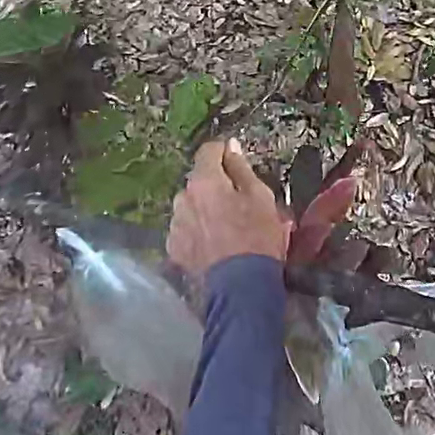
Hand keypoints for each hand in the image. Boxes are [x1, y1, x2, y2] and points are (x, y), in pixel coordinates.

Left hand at [166, 139, 290, 278]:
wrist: (241, 286)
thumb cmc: (257, 236)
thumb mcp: (260, 197)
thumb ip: (241, 169)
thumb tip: (230, 148)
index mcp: (204, 181)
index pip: (208, 150)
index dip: (223, 151)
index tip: (236, 158)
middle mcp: (182, 198)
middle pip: (199, 180)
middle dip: (215, 184)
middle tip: (237, 199)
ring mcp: (175, 224)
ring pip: (190, 205)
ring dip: (204, 207)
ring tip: (225, 225)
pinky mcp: (174, 248)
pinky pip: (186, 228)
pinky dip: (198, 230)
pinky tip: (214, 242)